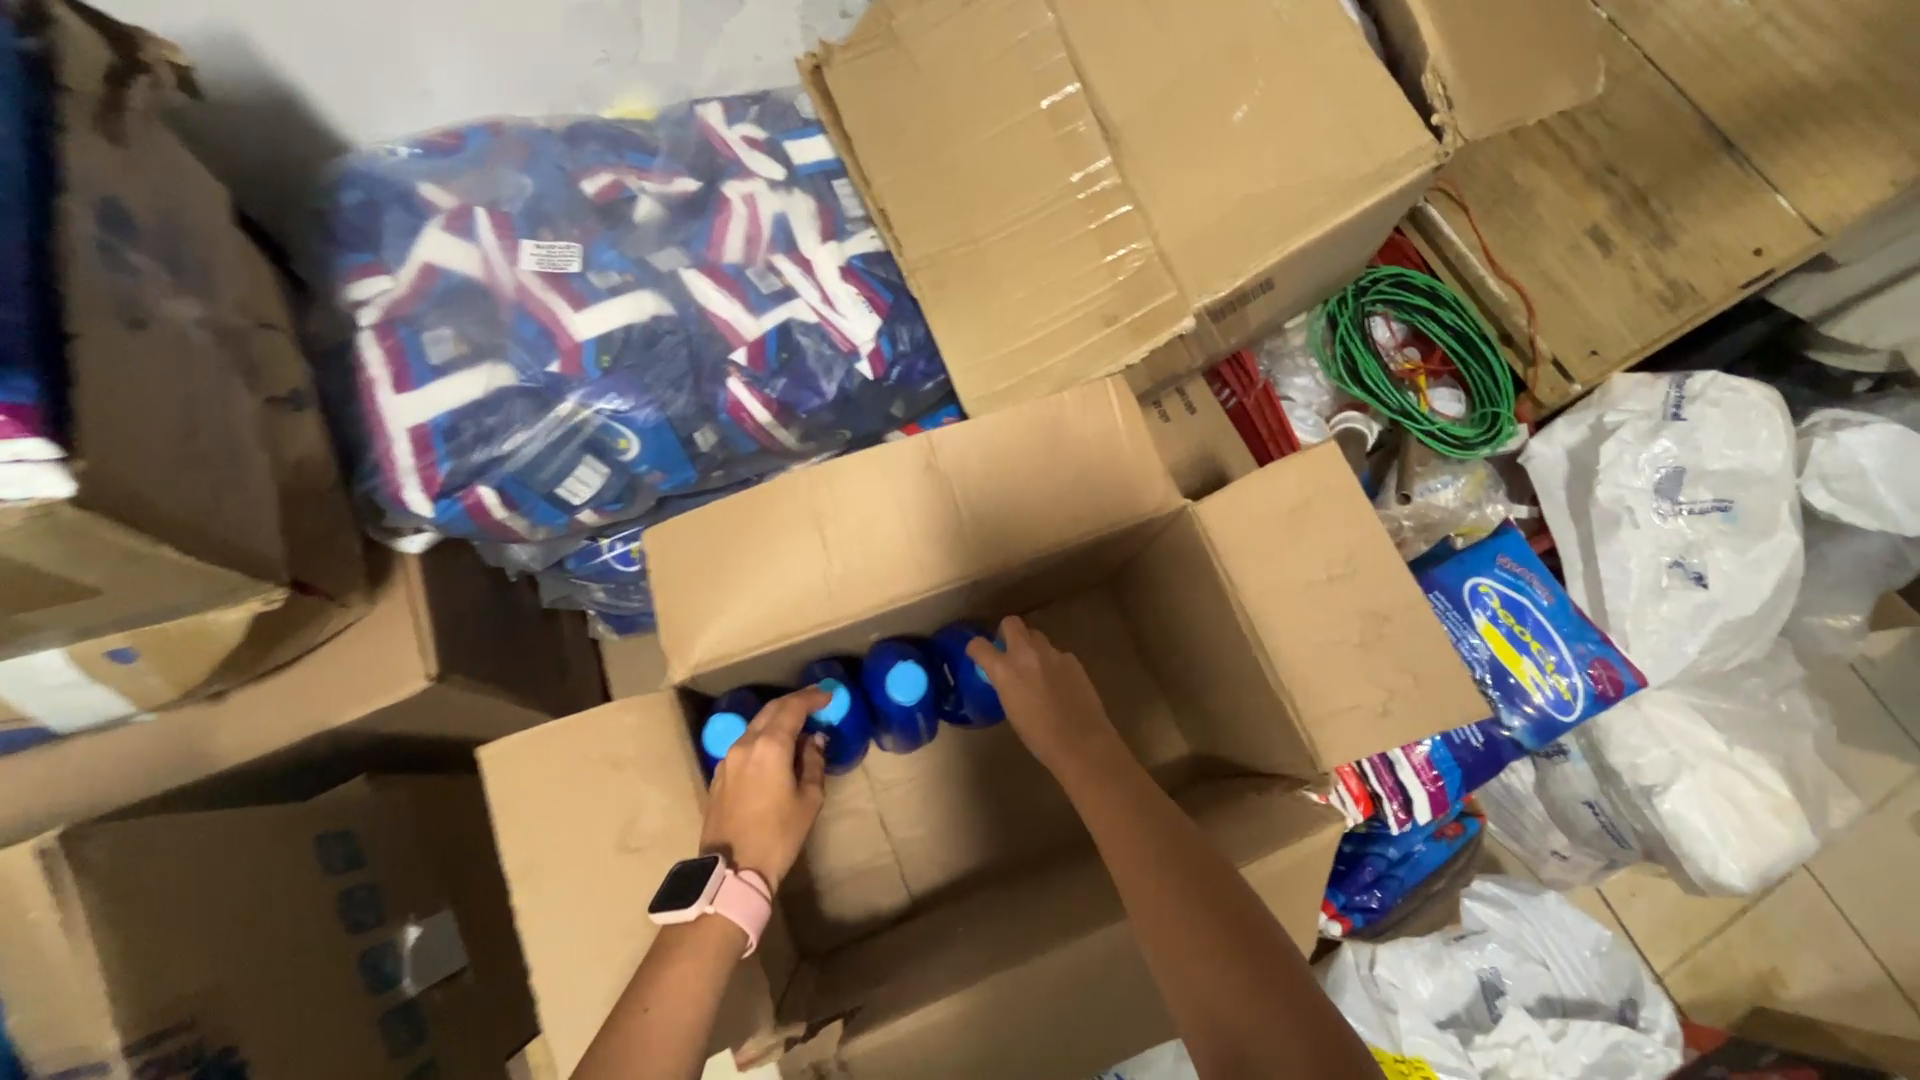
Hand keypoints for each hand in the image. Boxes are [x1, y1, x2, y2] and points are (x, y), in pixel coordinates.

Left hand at [700, 688, 829, 892]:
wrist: (733, 870)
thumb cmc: (779, 835)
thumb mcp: (809, 799)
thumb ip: (813, 762)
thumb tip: (813, 741)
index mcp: (770, 746)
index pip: (792, 708)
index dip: (812, 698)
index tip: (828, 695)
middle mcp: (745, 744)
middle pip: (770, 711)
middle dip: (794, 703)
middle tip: (815, 702)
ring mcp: (727, 759)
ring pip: (754, 727)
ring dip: (776, 721)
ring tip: (798, 727)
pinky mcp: (719, 775)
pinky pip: (744, 745)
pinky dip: (762, 738)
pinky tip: (775, 751)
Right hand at [968, 616, 1122, 775]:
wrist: (1081, 742)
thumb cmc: (1039, 737)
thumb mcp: (1011, 709)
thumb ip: (1006, 685)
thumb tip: (1008, 678)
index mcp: (1005, 670)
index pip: (979, 645)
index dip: (976, 648)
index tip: (979, 655)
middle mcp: (1027, 654)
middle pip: (1011, 623)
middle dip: (1007, 632)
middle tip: (1010, 651)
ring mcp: (1052, 653)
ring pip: (1037, 636)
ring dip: (1032, 647)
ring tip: (1038, 670)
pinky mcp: (1072, 659)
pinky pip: (1057, 653)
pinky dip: (1053, 663)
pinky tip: (1061, 683)